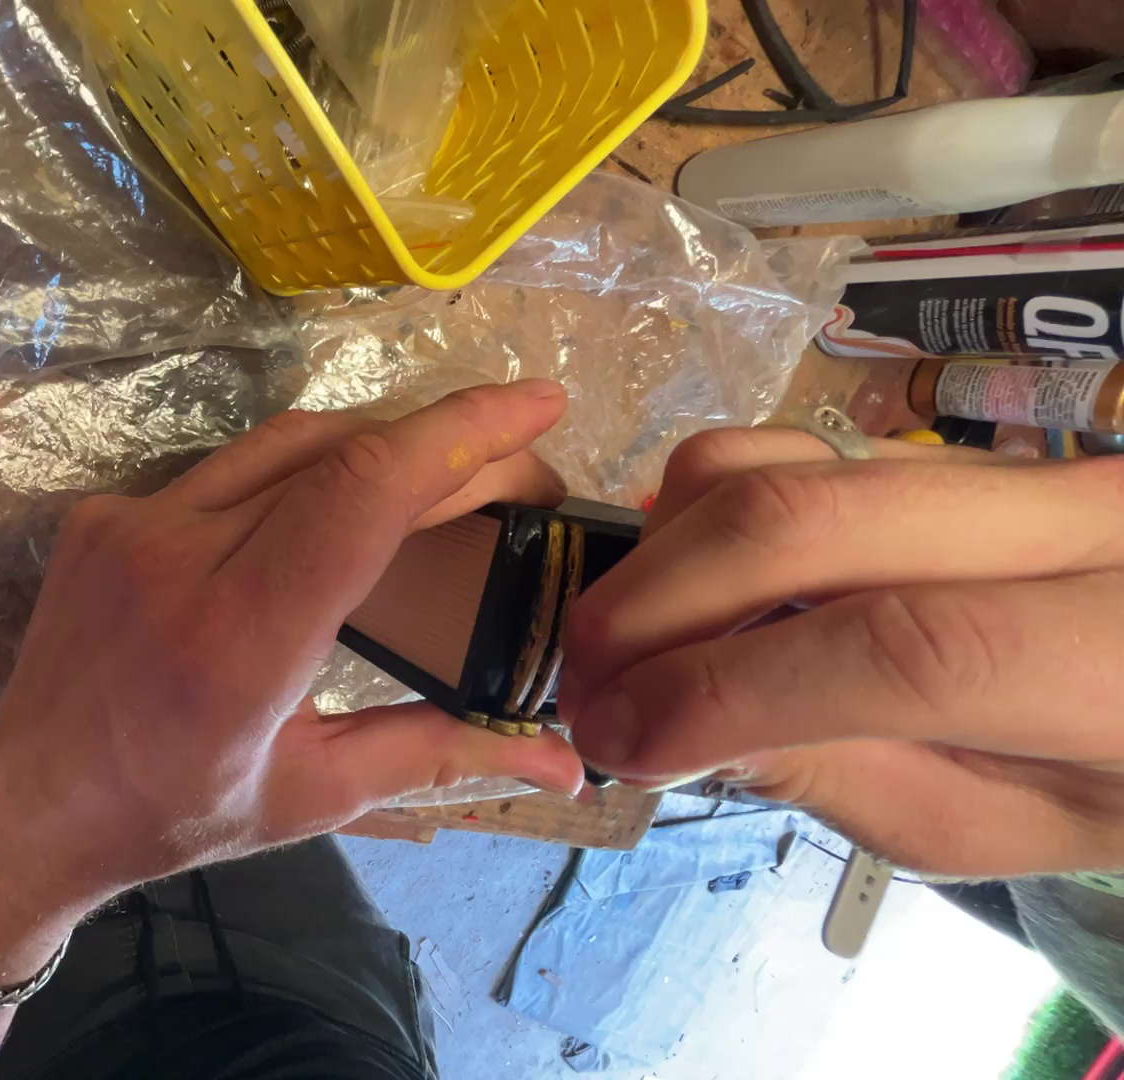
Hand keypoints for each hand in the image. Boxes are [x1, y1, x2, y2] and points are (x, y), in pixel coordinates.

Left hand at [0, 381, 587, 914]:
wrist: (34, 804)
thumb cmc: (176, 812)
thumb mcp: (313, 792)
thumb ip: (438, 753)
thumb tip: (561, 763)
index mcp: (240, 636)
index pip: (362, 492)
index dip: (460, 432)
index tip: (537, 404)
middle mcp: (177, 557)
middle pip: (332, 449)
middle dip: (434, 439)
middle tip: (501, 465)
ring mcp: (128, 524)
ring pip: (276, 443)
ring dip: (365, 446)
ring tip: (424, 476)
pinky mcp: (100, 515)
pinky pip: (220, 470)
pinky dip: (288, 476)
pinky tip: (314, 511)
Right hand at [560, 427, 1123, 876]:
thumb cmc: (1083, 777)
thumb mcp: (975, 826)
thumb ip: (820, 776)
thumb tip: (649, 730)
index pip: (904, 651)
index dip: (722, 695)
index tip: (615, 741)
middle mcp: (1072, 520)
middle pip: (795, 527)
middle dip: (644, 612)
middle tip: (584, 687)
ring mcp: (971, 459)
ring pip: (750, 472)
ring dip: (645, 568)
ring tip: (628, 645)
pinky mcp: (892, 441)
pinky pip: (744, 451)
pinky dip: (670, 519)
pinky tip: (675, 588)